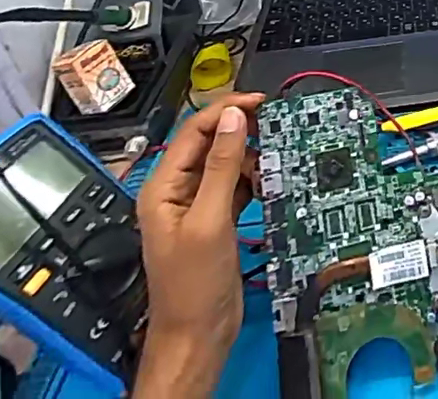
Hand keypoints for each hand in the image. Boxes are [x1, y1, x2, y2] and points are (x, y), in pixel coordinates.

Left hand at [132, 93, 263, 398]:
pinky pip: (236, 181)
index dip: (226, 110)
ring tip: (274, 152)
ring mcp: (198, 202)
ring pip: (226, 159)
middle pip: (211, 141)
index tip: (259, 102)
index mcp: (164, 185)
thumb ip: (221, 166)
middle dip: (241, 128)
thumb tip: (234, 118)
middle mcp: (178, 188)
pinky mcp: (217, 215)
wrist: (198, 336)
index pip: (194, 130)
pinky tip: (268, 176)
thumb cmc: (193, 285)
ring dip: (250, 153)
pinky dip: (253, 175)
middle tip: (273, 121)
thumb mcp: (209, 220)